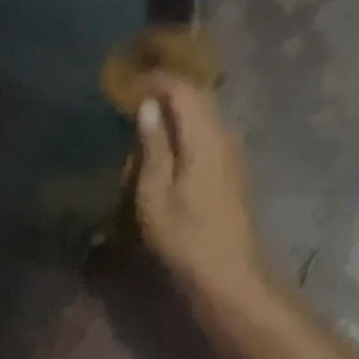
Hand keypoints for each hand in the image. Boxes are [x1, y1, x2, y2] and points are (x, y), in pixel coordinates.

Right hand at [133, 74, 265, 294]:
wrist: (231, 279)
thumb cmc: (186, 240)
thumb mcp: (155, 194)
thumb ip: (153, 146)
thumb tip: (149, 106)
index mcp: (205, 136)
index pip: (182, 88)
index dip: (153, 80)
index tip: (123, 84)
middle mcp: (226, 137)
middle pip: (199, 97)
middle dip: (166, 90)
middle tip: (131, 96)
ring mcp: (234, 156)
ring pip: (206, 116)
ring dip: (178, 110)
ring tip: (144, 118)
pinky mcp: (234, 174)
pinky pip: (209, 136)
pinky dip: (187, 131)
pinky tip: (166, 147)